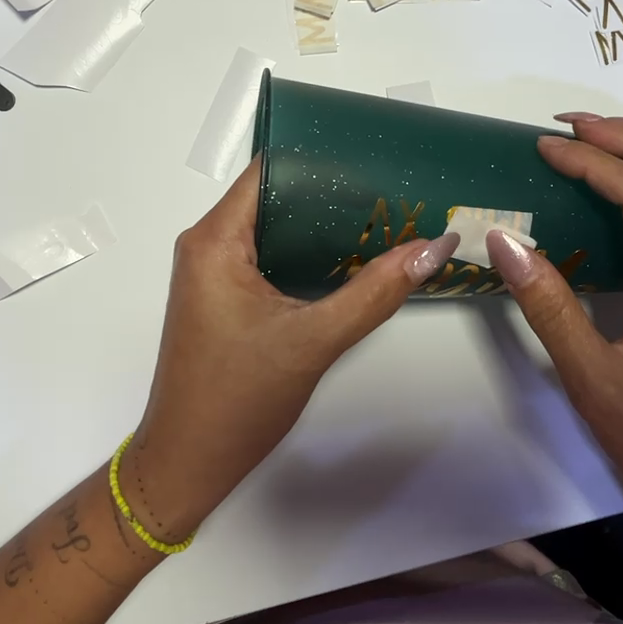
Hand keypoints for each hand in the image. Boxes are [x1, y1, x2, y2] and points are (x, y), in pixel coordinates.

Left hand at [121, 160, 458, 543]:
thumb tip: (433, 247)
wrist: (189, 463)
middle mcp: (207, 245)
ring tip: (380, 220)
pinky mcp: (223, 296)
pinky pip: (268, 257)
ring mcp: (212, 272)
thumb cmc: (238, 399)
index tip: (372, 160)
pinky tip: (349, 260)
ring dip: (320, 227)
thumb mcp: (314, 341)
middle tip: (390, 192)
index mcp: (215, 240)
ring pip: (273, 229)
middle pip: (274, 197)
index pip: (269, 172)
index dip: (319, 162)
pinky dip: (306, 255)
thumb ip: (375, 292)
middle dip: (330, 194)